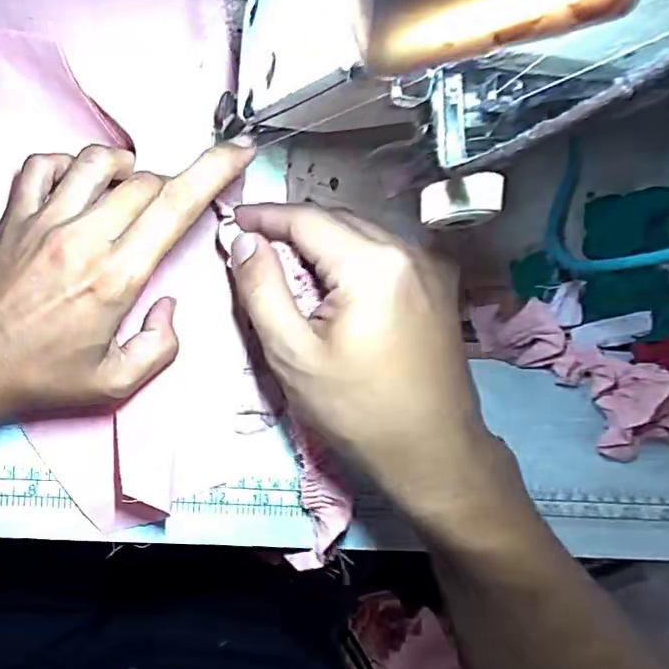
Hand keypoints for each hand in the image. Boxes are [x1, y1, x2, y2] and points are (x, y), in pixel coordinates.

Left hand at [0, 141, 254, 427]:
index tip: (237, 151)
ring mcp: (42, 221)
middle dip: (172, 183)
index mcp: (115, 278)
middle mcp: (82, 239)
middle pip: (143, 181)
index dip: (214, 170)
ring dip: (124, 167)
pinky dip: (66, 164)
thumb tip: (168, 306)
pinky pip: (41, 165)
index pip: (175, 207)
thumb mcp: (114, 384)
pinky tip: (74, 185)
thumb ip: (159, 348)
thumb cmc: (38, 378)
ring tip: (128, 187)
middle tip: (172, 205)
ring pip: (95, 161)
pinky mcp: (11, 217)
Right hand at [228, 203, 509, 513]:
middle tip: (251, 246)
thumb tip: (243, 240)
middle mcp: (408, 251)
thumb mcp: (293, 354)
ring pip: (360, 235)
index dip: (265, 215)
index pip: (308, 218)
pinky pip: (382, 256)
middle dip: (291, 227)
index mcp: (372, 264)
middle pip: (337, 221)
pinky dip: (347, 259)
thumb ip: (262, 290)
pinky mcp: (436, 288)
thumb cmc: (356, 409)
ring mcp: (429, 268)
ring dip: (319, 242)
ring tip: (283, 264)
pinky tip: (328, 284)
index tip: (232, 220)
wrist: (432, 452)